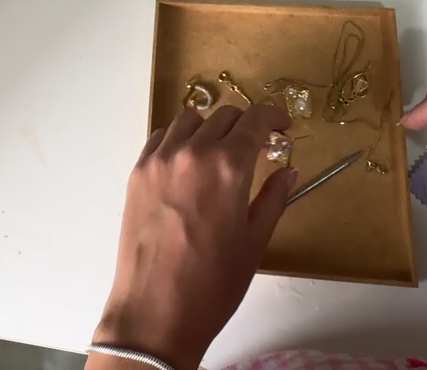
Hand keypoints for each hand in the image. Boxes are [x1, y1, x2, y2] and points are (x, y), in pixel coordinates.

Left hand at [92, 104, 295, 369]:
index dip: (274, 116)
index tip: (282, 126)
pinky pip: (162, 137)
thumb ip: (273, 198)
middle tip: (255, 147)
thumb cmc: (213, 284)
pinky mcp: (138, 170)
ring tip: (219, 153)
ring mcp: (161, 158)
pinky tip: (187, 163)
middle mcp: (194, 151)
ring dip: (211, 128)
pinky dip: (180, 139)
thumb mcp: (254, 242)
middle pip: (226, 115)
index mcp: (229, 166)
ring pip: (191, 119)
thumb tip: (288, 171)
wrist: (155, 312)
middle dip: (246, 126)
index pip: (255, 120)